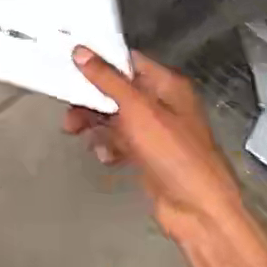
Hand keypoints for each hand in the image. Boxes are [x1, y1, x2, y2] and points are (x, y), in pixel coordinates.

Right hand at [64, 46, 246, 244]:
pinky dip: (107, 145)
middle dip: (90, 96)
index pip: (128, 60)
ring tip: (73, 130)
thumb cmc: (174, 153)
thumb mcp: (137, 109)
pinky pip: (119, 141)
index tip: (70, 58)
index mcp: (167, 85)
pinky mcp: (148, 157)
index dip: (100, 58)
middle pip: (116, 89)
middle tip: (66, 101)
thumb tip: (80, 51)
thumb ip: (106, 79)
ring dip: (93, 122)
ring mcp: (155, 133)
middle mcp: (162, 104)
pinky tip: (104, 155)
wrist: (201, 215)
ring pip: (114, 116)